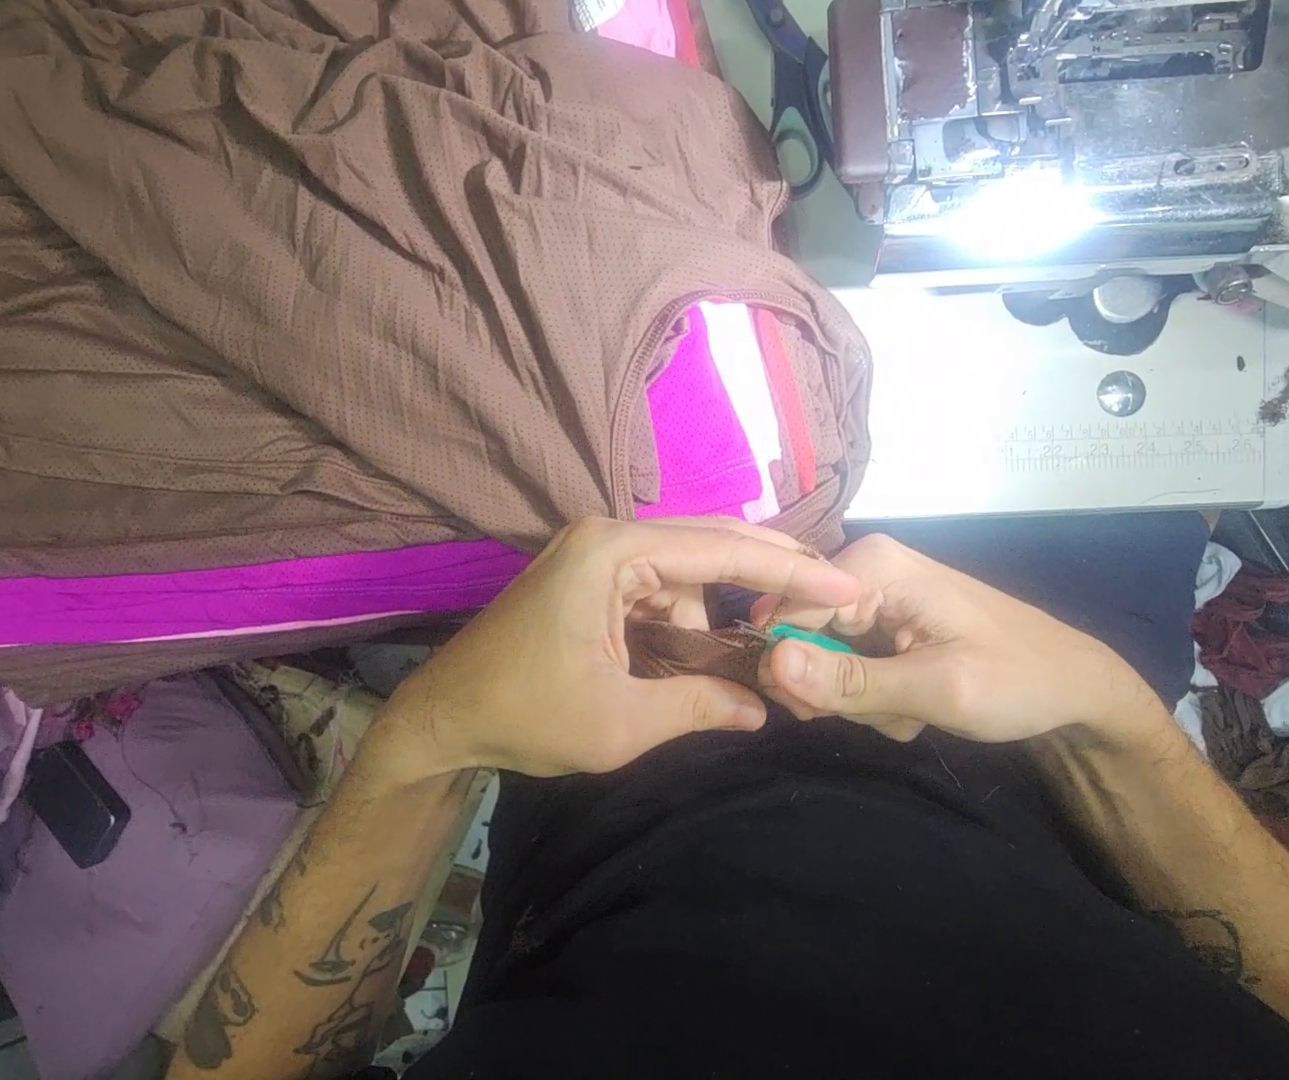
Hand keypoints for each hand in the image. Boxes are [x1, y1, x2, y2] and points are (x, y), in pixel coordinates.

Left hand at [356, 518, 860, 785]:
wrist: (444, 716)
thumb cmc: (524, 714)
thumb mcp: (621, 722)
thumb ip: (699, 706)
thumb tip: (762, 708)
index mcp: (612, 552)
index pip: (720, 552)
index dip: (789, 569)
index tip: (845, 582)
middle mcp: (606, 536)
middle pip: (708, 547)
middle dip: (768, 575)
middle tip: (831, 594)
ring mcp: (595, 555)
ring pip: (685, 575)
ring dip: (719, 617)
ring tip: (760, 657)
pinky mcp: (590, 579)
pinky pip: (657, 591)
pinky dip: (687, 622)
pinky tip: (710, 654)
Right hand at [754, 534, 1162, 744]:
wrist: (1076, 688)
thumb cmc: (1019, 681)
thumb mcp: (935, 688)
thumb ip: (850, 680)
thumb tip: (770, 664)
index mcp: (873, 566)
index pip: (785, 610)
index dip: (786, 666)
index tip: (816, 713)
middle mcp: (866, 570)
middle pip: (801, 636)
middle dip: (834, 687)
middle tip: (883, 714)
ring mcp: (875, 595)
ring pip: (823, 657)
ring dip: (858, 697)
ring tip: (909, 710)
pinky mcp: (885, 620)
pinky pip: (848, 661)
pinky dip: (873, 693)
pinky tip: (912, 704)